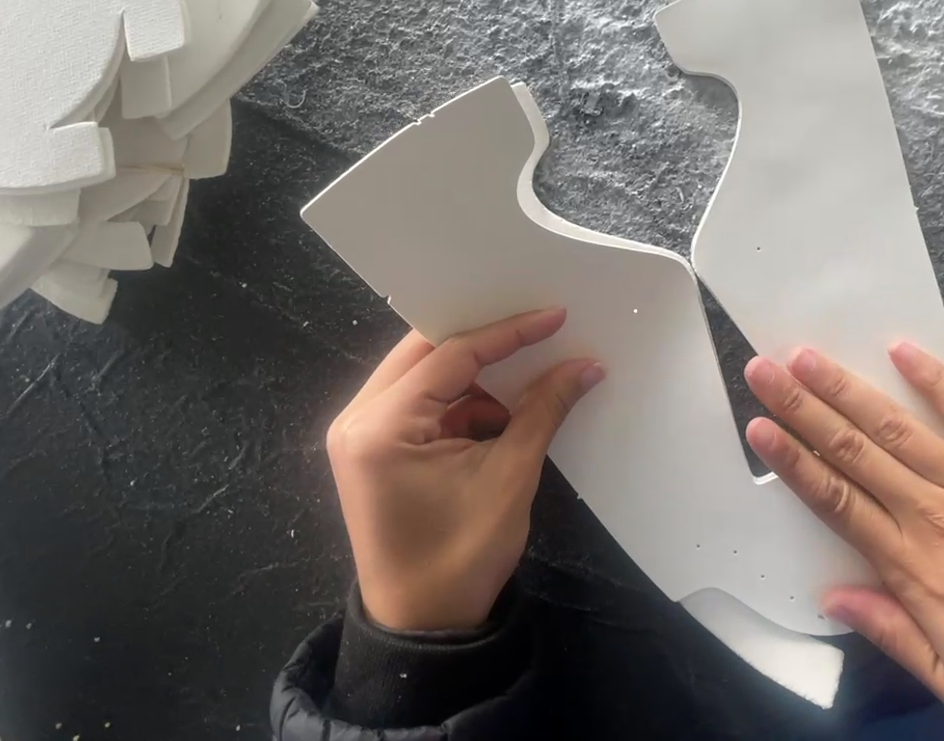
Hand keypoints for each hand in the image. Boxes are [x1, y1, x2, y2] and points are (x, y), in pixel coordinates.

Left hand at [326, 307, 603, 630]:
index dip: (507, 333)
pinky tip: (500, 413)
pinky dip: (462, 402)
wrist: (426, 629)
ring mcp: (361, 434)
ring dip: (474, 375)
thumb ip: (544, 408)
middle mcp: (358, 419)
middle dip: (483, 342)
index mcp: (380, 426)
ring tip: (524, 375)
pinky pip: (423, 403)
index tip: (553, 316)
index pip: (451, 356)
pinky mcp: (376, 449)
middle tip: (534, 328)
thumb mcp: (510, 475)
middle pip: (426, 354)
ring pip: (424, 375)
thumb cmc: (462, 557)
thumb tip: (586, 366)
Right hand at [743, 344, 943, 738]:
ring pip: (898, 427)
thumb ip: (893, 635)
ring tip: (807, 355)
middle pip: (854, 452)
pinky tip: (902, 350)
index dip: (793, 462)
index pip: (837, 503)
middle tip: (764, 369)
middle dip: (803, 408)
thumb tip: (830, 597)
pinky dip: (937, 381)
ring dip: (848, 388)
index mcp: (914, 568)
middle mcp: (934, 514)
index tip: (759, 427)